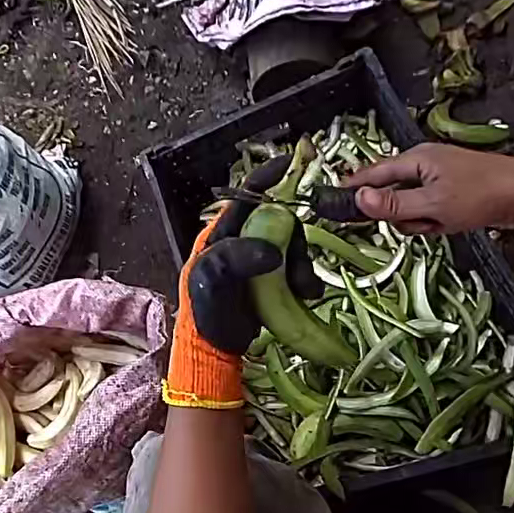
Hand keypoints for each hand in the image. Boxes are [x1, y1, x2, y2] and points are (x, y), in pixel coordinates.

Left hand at [187, 156, 323, 355]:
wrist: (213, 349)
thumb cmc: (206, 311)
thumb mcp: (213, 281)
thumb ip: (237, 259)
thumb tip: (273, 251)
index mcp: (223, 234)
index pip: (246, 195)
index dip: (268, 177)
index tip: (290, 164)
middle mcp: (242, 242)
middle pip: (280, 224)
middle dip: (296, 244)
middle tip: (300, 272)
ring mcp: (258, 263)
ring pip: (292, 249)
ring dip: (304, 267)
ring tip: (306, 291)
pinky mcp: (271, 283)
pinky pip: (295, 271)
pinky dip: (305, 281)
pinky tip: (307, 296)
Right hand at [343, 144, 513, 235]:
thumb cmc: (479, 196)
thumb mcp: (431, 205)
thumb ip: (394, 205)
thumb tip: (359, 199)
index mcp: (416, 159)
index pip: (375, 173)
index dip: (355, 187)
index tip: (336, 200)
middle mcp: (425, 163)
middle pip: (394, 193)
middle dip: (402, 213)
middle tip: (423, 222)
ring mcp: (440, 176)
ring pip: (412, 205)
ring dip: (421, 220)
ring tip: (442, 222)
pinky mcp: (453, 189)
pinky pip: (430, 209)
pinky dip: (436, 220)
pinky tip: (452, 223)